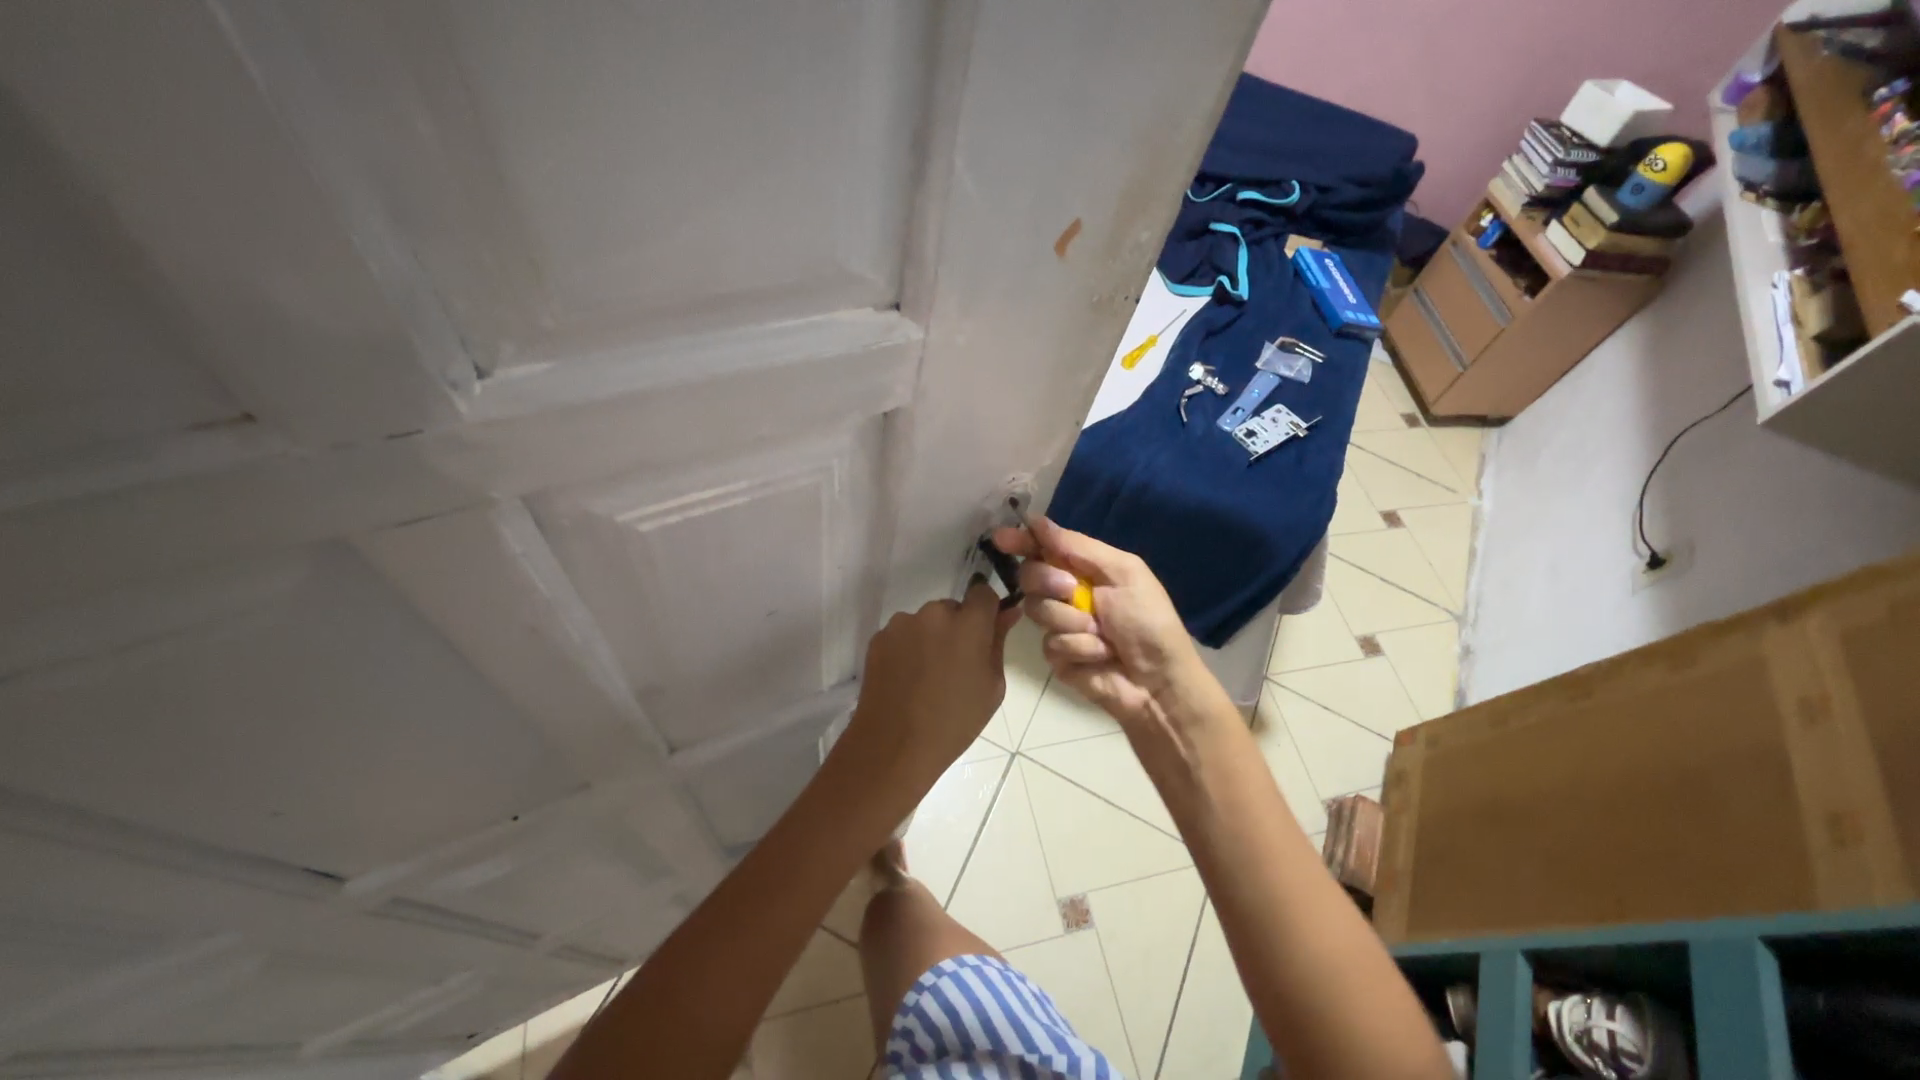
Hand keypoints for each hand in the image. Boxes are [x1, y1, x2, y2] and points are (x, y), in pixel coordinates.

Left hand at [842, 580, 1019, 799]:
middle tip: (955, 666)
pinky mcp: (878, 638)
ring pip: (925, 622)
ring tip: (926, 677)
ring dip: (930, 639)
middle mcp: (934, 613)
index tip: (984, 636)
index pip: (983, 593)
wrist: (895, 744)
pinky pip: (902, 636)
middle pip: (952, 609)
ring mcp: (902, 624)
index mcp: (968, 623)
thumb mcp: (992, 687)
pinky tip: (906, 680)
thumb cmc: (955, 721)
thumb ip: (998, 643)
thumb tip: (1008, 613)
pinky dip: (907, 650)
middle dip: (957, 629)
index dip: (986, 611)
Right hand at [991, 516, 1200, 728]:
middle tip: (1072, 591)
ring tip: (1102, 635)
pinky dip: (1079, 648)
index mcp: (1085, 569)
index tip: (1002, 539)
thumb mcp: (1123, 572)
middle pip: (1029, 575)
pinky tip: (1099, 656)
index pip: (1044, 548)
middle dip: (1048, 581)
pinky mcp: (1057, 656)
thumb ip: (1077, 546)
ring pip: (1036, 610)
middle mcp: (1067, 593)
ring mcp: (1060, 625)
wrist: (1157, 680)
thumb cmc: (1148, 621)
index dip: (1021, 541)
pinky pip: (1050, 644)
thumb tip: (1036, 521)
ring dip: (1072, 621)